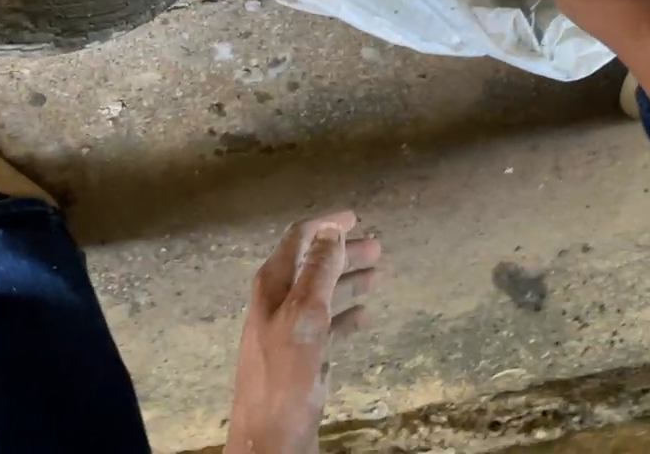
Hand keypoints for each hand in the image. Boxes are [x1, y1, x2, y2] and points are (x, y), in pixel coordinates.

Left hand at [225, 212, 382, 453]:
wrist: (270, 439)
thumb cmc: (286, 372)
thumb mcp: (305, 314)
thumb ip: (318, 270)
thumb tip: (331, 230)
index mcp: (273, 283)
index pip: (299, 237)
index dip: (326, 224)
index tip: (355, 217)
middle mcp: (278, 300)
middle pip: (313, 263)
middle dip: (344, 251)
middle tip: (379, 247)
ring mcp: (288, 328)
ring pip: (322, 293)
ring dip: (348, 280)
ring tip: (379, 275)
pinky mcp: (300, 356)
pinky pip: (326, 324)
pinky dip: (345, 314)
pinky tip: (365, 316)